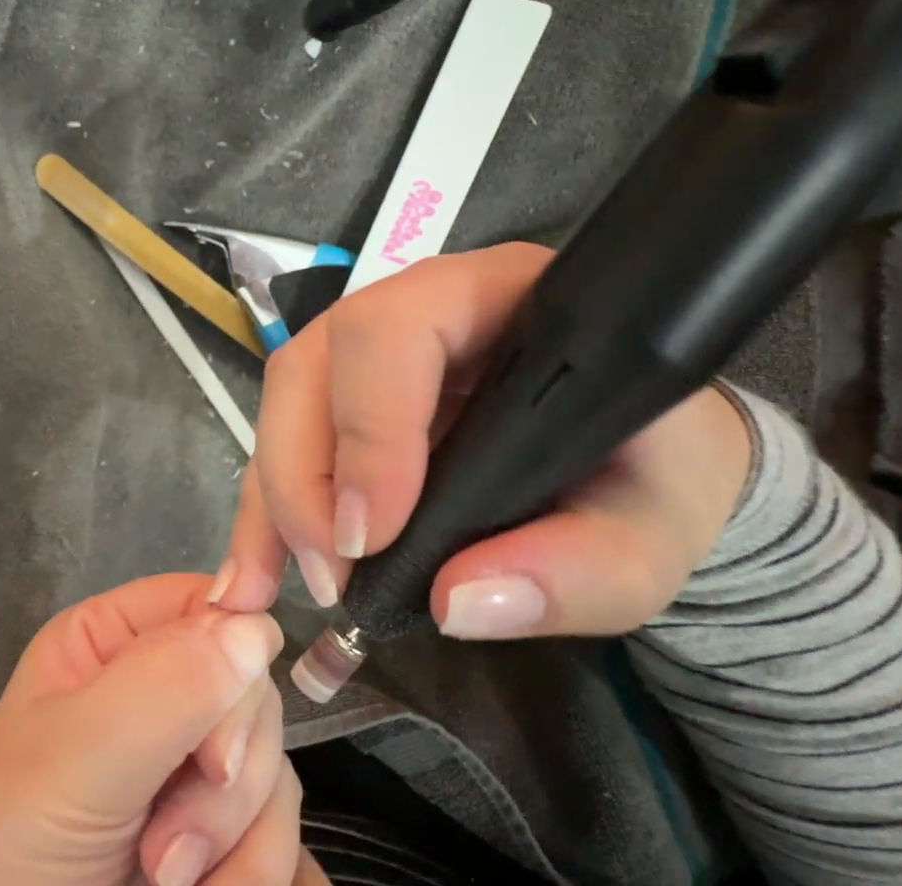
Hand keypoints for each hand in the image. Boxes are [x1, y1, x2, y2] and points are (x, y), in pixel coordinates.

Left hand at [0, 574, 306, 885]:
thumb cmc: (19, 840)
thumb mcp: (75, 756)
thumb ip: (162, 686)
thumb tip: (255, 628)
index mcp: (111, 644)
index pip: (209, 607)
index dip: (234, 662)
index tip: (217, 748)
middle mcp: (160, 693)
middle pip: (253, 698)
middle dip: (222, 784)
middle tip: (163, 844)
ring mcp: (195, 768)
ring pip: (277, 776)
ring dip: (236, 846)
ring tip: (164, 879)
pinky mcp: (229, 835)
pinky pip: (290, 839)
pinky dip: (260, 874)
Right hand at [210, 242, 755, 638]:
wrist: (630, 465)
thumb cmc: (648, 472)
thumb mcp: (650, 530)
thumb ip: (581, 567)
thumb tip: (457, 602)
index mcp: (498, 299)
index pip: (395, 330)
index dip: (367, 425)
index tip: (369, 535)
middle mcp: (412, 312)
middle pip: (311, 364)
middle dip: (301, 475)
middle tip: (327, 575)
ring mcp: (365, 356)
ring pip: (282, 403)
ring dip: (273, 499)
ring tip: (284, 584)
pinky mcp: (339, 405)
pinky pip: (280, 446)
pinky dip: (263, 512)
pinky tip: (251, 572)